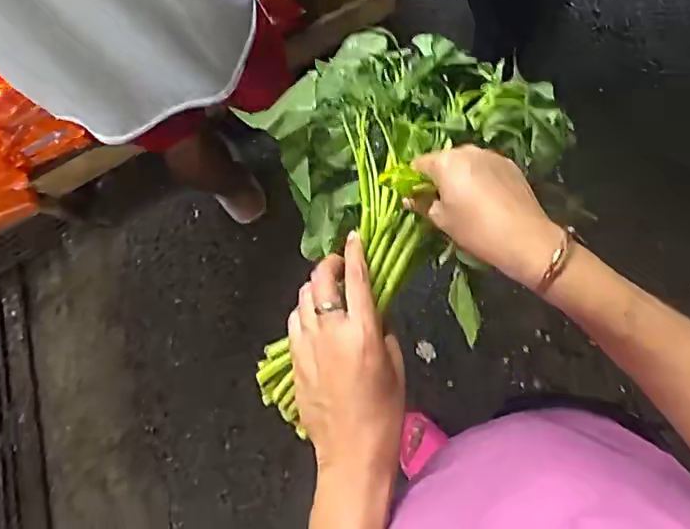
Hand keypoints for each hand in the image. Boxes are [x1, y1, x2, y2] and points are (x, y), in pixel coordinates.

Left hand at [290, 231, 404, 476]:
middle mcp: (331, 330)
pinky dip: (303, 310)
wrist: (351, 453)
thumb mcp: (395, 365)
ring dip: (315, 286)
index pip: (356, 277)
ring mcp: (307, 342)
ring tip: (326, 290)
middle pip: (321, 278)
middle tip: (338, 264)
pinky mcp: (293, 357)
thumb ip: (382, 329)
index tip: (354, 237)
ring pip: (303, 295)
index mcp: (362, 331)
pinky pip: (294, 319)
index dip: (355, 251)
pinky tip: (312, 317)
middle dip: (329, 263)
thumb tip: (372, 309)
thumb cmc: (384, 412)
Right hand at [409, 147, 561, 287]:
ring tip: (469, 200)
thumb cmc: (477, 230)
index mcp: (444, 161)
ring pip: (465, 162)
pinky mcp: (508, 163)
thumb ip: (422, 204)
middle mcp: (465, 150)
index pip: (418, 164)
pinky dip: (481, 177)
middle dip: (439, 176)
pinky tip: (488, 198)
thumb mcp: (442, 220)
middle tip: (443, 201)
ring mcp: (489, 154)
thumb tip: (409, 198)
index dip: (414, 181)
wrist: (527, 239)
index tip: (418, 198)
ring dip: (461, 175)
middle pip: (443, 160)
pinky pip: (485, 166)